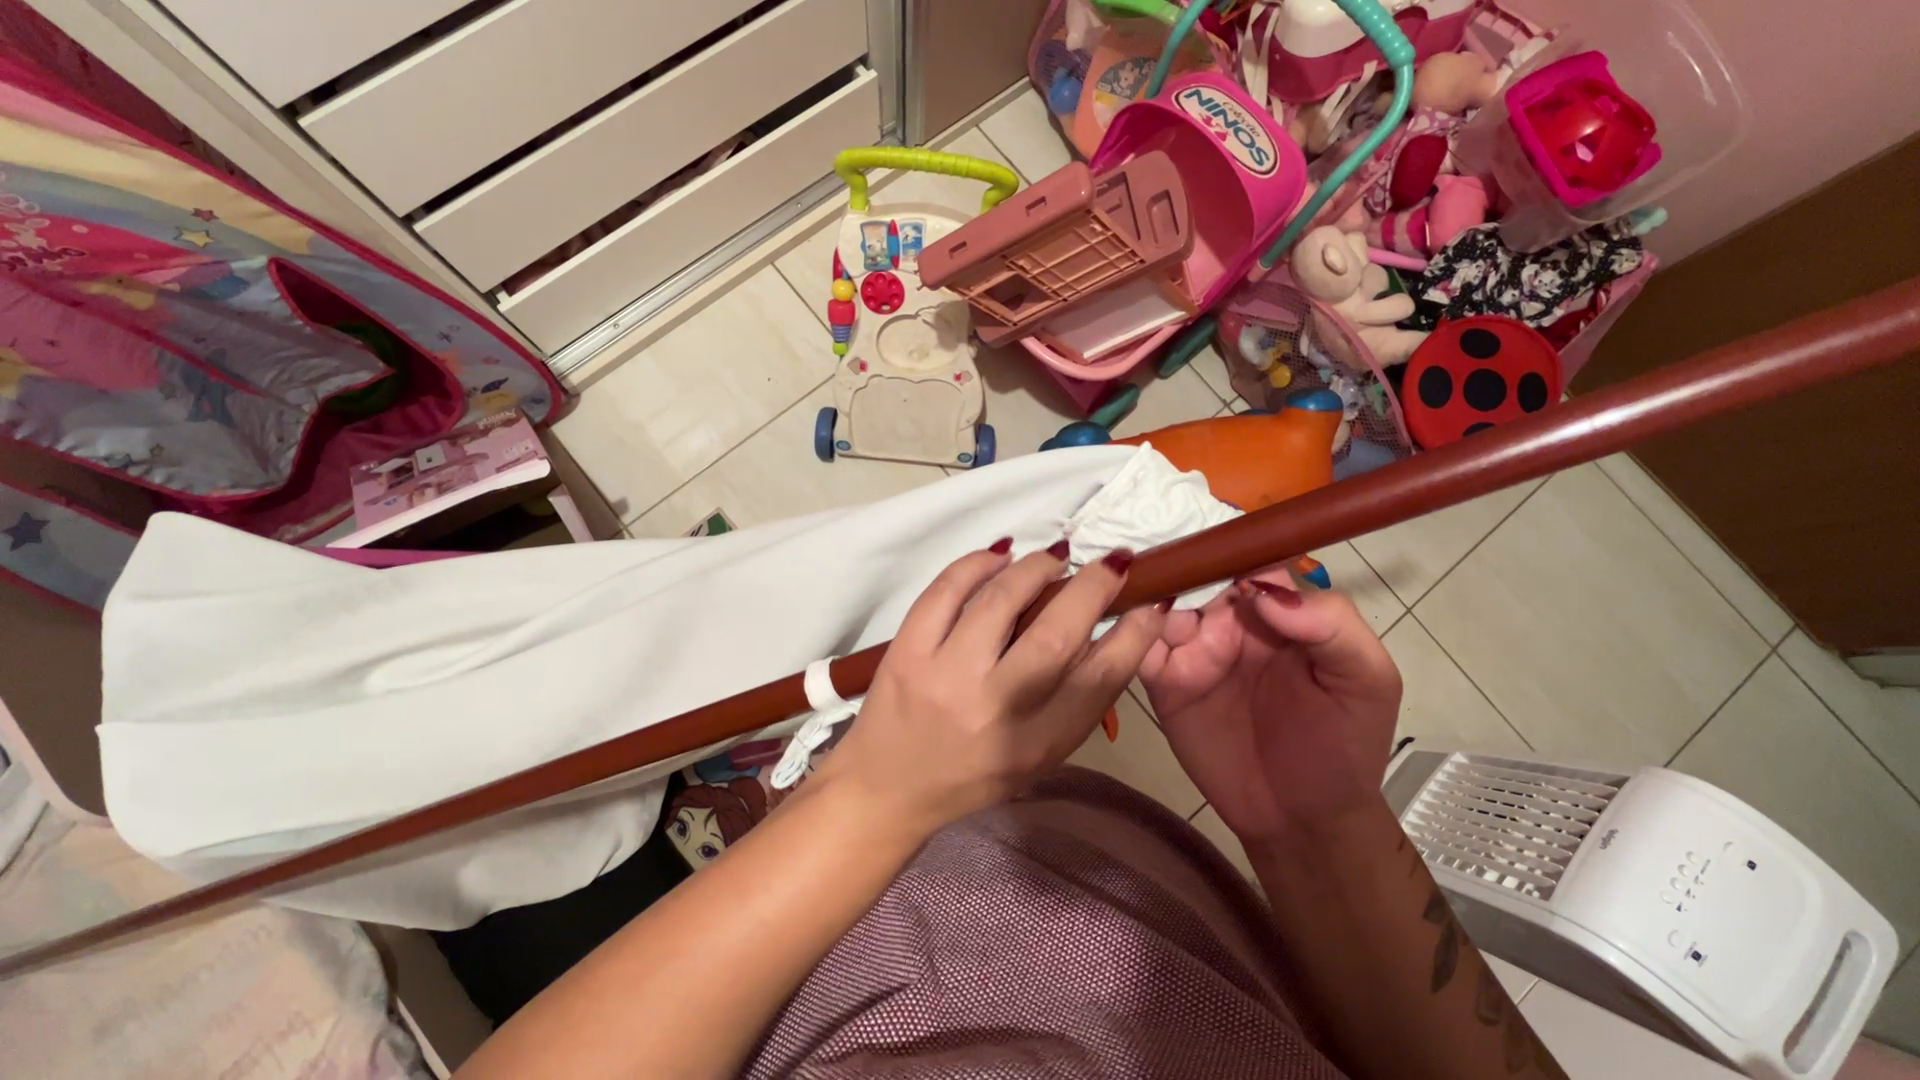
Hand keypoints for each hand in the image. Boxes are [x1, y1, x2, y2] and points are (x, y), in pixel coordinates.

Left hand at [818, 541, 1168, 834]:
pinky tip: (1002, 555)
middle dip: (1095, 586)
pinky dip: (978, 563)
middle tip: (1112, 563)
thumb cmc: (975, 772)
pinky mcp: (906, 652)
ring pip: (1000, 601)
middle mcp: (995, 709)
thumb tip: (1116, 628)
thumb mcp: (1039, 752)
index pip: (1100, 679)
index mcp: (1036, 744)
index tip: (1150, 601)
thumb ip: (1077, 698)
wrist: (889, 788)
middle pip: (1058, 634)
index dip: (1136, 634)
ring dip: (1038, 566)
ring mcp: (945, 677)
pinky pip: (946, 591)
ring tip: (1057, 557)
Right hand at [1139, 572, 1401, 845]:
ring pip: (1164, 608)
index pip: (1254, 565)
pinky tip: (1134, 633)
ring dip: (1154, 599)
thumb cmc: (1343, 747)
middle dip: (1185, 573)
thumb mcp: (1366, 681)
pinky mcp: (1165, 683)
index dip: (1236, 556)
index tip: (1219, 559)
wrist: (1303, 820)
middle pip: (1200, 580)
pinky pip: (1141, 649)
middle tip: (1173, 575)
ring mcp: (1196, 652)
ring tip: (1152, 606)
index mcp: (1283, 615)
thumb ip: (1332, 626)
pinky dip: (1130, 634)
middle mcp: (1234, 624)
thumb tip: (1262, 591)